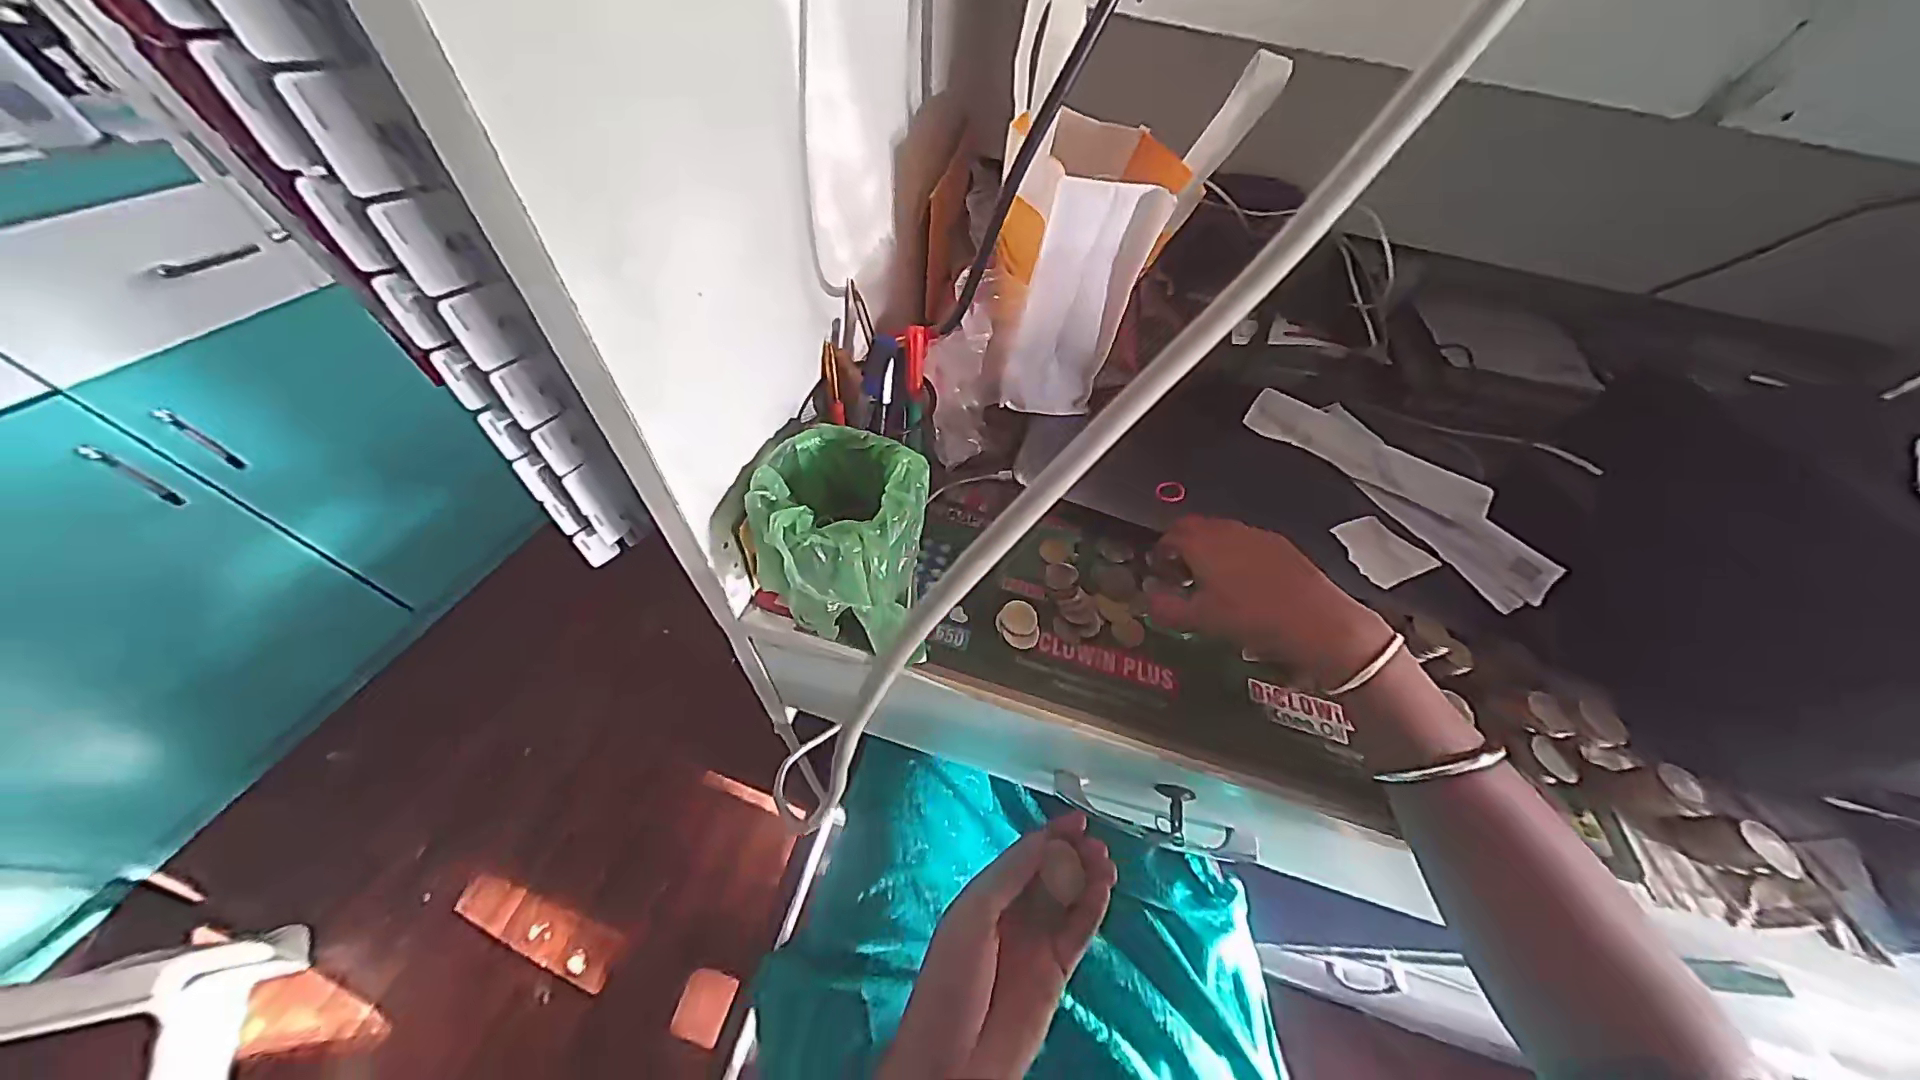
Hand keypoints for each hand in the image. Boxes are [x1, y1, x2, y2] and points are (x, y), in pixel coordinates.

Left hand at [879, 813, 1116, 1079]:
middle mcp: (1013, 915)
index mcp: (987, 896)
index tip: (1074, 820)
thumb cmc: (950, 982)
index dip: (1049, 835)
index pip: (1025, 856)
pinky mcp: (1056, 972)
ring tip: (1105, 859)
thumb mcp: (972, 915)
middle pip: (1050, 874)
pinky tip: (1103, 890)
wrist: (953, 1057)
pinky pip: (1079, 931)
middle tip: (1093, 839)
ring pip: (1069, 899)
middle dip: (1072, 853)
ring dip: (1087, 877)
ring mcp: (1035, 943)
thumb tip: (1043, 844)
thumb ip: (1008, 878)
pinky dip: (1093, 908)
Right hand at [1146, 516, 1390, 687]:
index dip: (1160, 552)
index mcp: (1202, 544)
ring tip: (1210, 580)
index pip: (1170, 535)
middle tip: (1180, 572)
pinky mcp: (1280, 544)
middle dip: (1182, 545)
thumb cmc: (1250, 618)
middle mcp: (1227, 531)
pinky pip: (1246, 541)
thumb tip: (1149, 600)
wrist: (1315, 621)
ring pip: (1221, 532)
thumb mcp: (1199, 620)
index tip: (1159, 571)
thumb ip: (1166, 608)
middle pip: (1195, 527)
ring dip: (1209, 549)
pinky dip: (1234, 554)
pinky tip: (1243, 582)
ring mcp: (1256, 534)